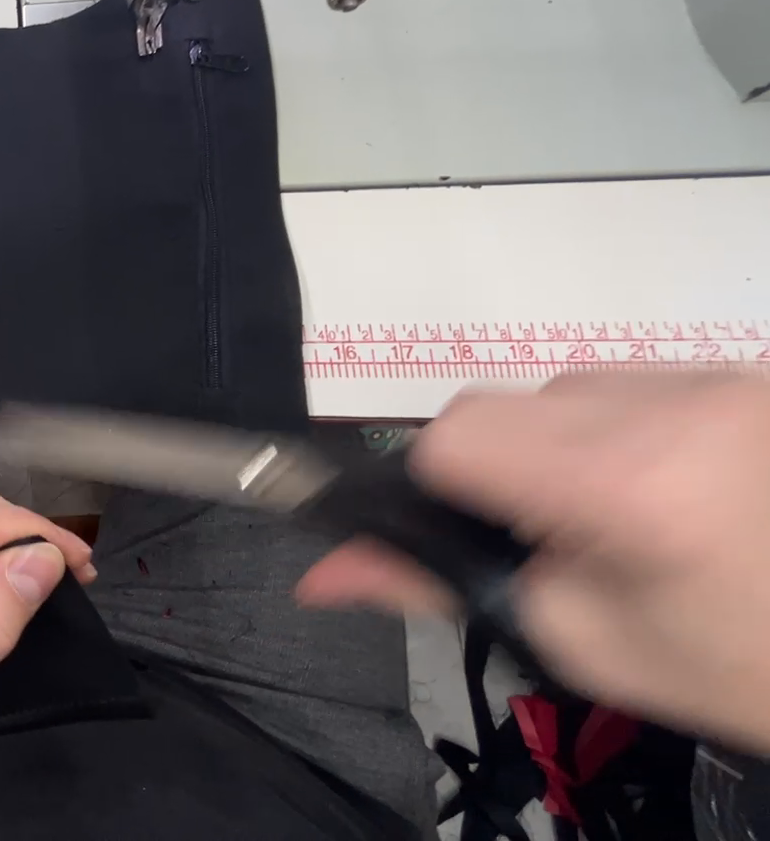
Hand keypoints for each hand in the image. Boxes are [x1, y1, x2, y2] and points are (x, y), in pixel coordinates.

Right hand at [298, 373, 769, 750]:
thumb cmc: (762, 669)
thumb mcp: (595, 644)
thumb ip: (442, 591)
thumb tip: (321, 575)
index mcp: (628, 480)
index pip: (455, 436)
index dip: (439, 485)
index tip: (477, 533)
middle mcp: (679, 406)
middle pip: (498, 406)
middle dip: (496, 467)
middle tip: (553, 536)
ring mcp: (728, 381)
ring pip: (558, 392)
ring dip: (558, 447)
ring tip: (628, 516)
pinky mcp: (753, 377)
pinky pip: (632, 387)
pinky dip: (623, 432)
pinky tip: (680, 489)